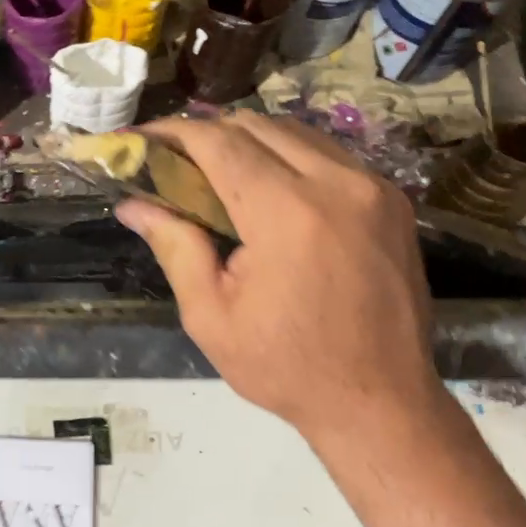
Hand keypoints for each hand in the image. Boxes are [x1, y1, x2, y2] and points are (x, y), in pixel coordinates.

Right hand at [115, 113, 440, 439]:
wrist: (379, 400)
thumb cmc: (284, 366)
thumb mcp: (211, 315)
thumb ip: (174, 247)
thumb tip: (132, 205)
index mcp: (287, 213)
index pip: (220, 144)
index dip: (172, 134)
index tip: (137, 140)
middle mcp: (337, 183)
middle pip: (258, 126)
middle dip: (207, 134)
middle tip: (171, 161)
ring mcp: (373, 188)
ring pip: (297, 133)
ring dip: (249, 142)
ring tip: (212, 173)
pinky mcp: (393, 201)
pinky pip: (330, 156)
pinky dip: (288, 158)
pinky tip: (265, 189)